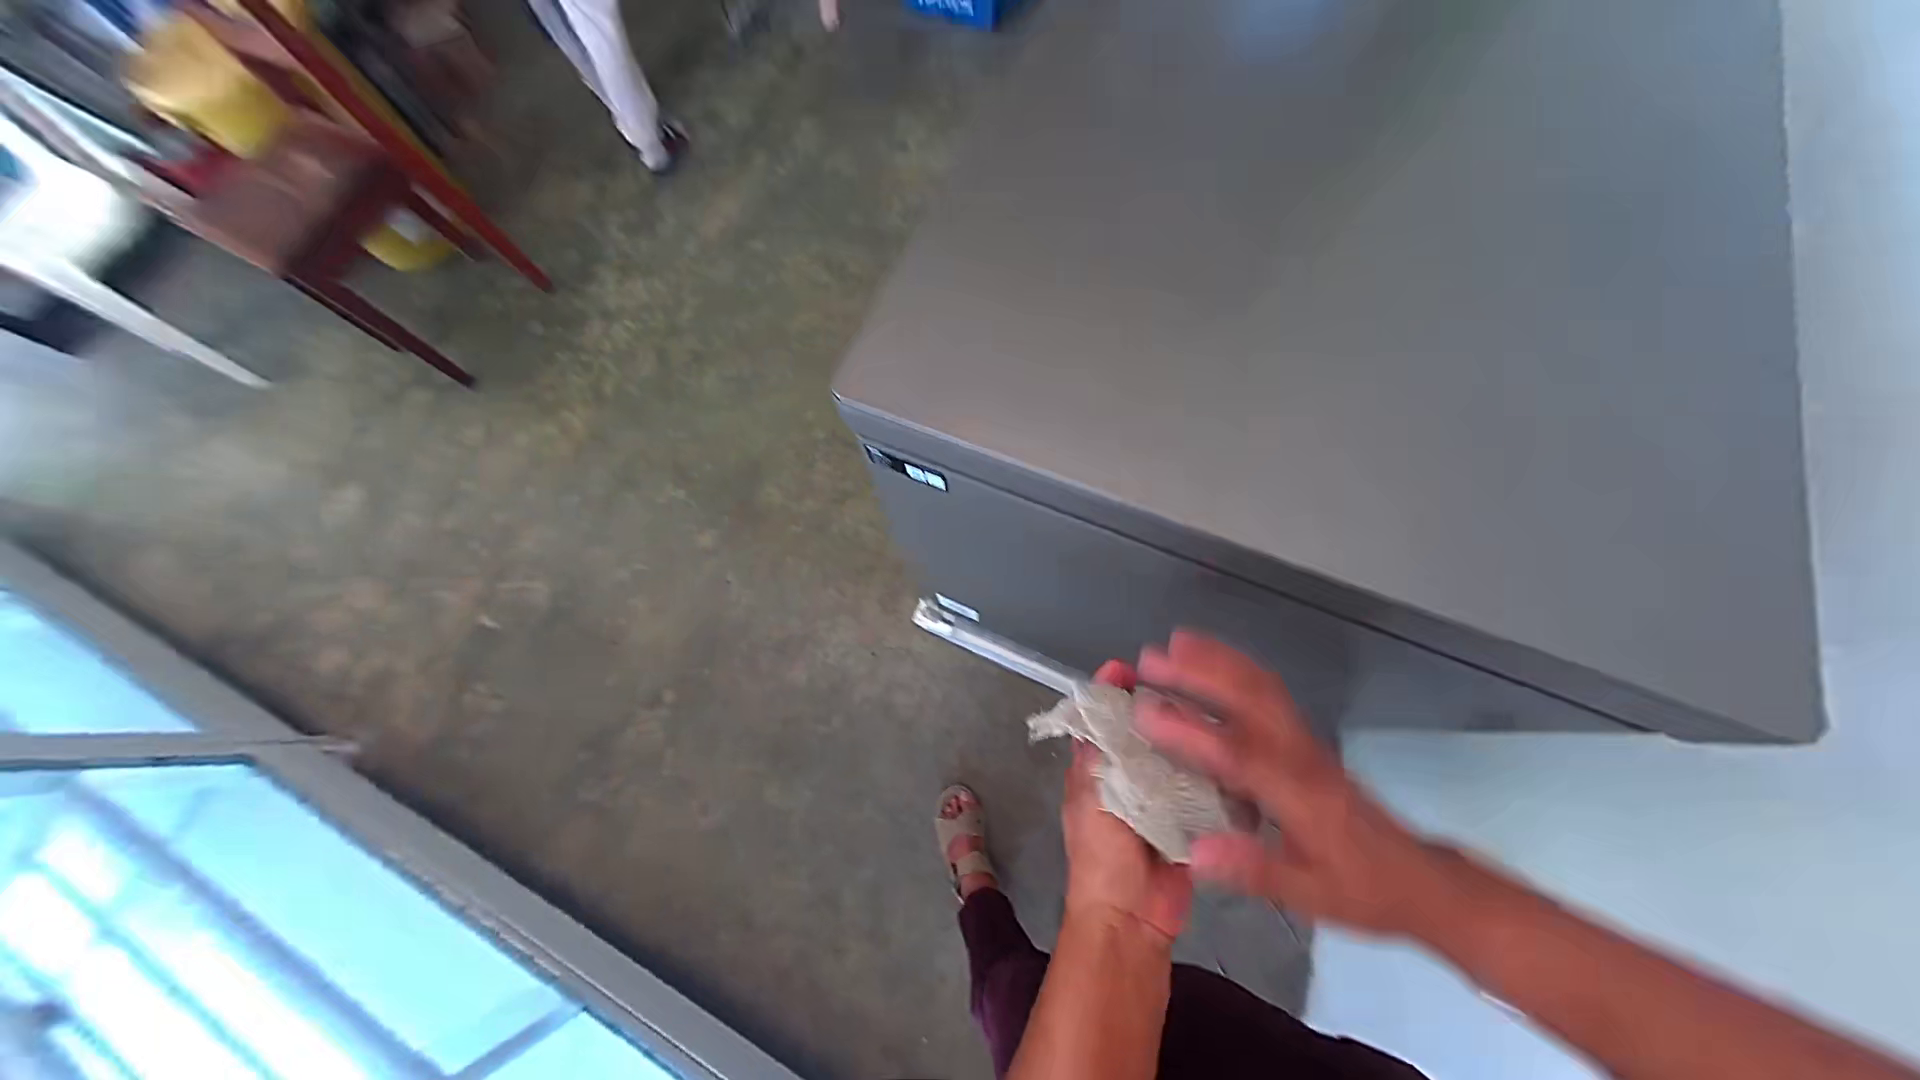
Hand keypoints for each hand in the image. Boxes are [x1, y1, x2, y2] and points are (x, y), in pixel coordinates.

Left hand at [1060, 661, 1193, 943]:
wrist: (1132, 918)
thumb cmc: (1102, 858)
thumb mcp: (1092, 801)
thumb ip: (1096, 758)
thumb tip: (1094, 708)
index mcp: (1094, 768)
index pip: (1100, 720)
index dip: (1109, 692)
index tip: (1127, 667)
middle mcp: (1125, 775)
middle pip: (1140, 731)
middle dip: (1155, 706)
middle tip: (1181, 683)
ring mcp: (1157, 796)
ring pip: (1171, 754)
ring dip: (1185, 735)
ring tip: (1207, 710)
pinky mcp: (1186, 818)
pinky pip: (1198, 786)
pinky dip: (1208, 771)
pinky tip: (1226, 751)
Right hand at [1134, 631, 1464, 938]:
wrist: (1420, 879)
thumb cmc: (1361, 889)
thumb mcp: (1310, 895)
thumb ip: (1253, 869)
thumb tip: (1195, 852)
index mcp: (1299, 795)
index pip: (1238, 755)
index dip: (1190, 732)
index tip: (1145, 713)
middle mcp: (1300, 756)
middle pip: (1252, 699)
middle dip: (1200, 672)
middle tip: (1152, 657)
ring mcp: (1305, 741)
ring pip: (1262, 686)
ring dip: (1219, 659)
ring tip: (1177, 641)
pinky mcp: (1305, 737)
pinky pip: (1270, 691)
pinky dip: (1238, 667)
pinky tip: (1212, 661)